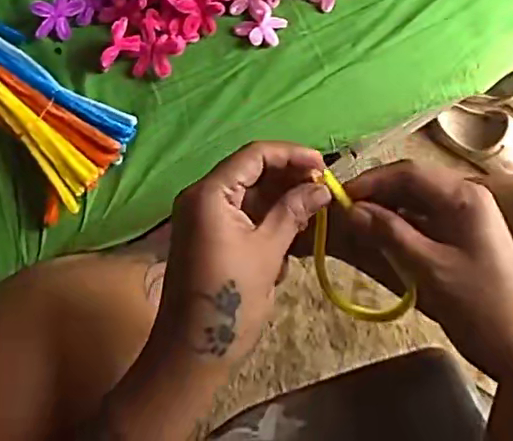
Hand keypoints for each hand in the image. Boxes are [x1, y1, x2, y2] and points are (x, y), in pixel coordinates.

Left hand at [153, 142, 331, 365]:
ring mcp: (201, 215)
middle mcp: (201, 196)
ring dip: (279, 198)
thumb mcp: (268, 253)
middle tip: (321, 187)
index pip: (255, 155)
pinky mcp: (206, 234)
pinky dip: (265, 216)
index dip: (292, 154)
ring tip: (312, 209)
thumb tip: (321, 188)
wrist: (189, 358)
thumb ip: (293, 212)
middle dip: (288, 177)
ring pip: (249, 192)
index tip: (322, 165)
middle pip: (251, 170)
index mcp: (210, 193)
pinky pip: (241, 212)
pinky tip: (290, 231)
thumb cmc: (229, 302)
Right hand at [336, 161, 512, 382]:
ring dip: (389, 208)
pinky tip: (384, 237)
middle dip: (378, 193)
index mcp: (464, 195)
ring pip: (418, 200)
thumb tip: (353, 211)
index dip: (373, 181)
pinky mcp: (466, 235)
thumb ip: (391, 235)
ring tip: (359, 223)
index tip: (341, 197)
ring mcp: (468, 215)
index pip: (409, 172)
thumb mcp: (431, 270)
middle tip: (345, 210)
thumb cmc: (482, 307)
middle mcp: (467, 196)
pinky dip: (403, 224)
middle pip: (413, 182)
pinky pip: (427, 218)